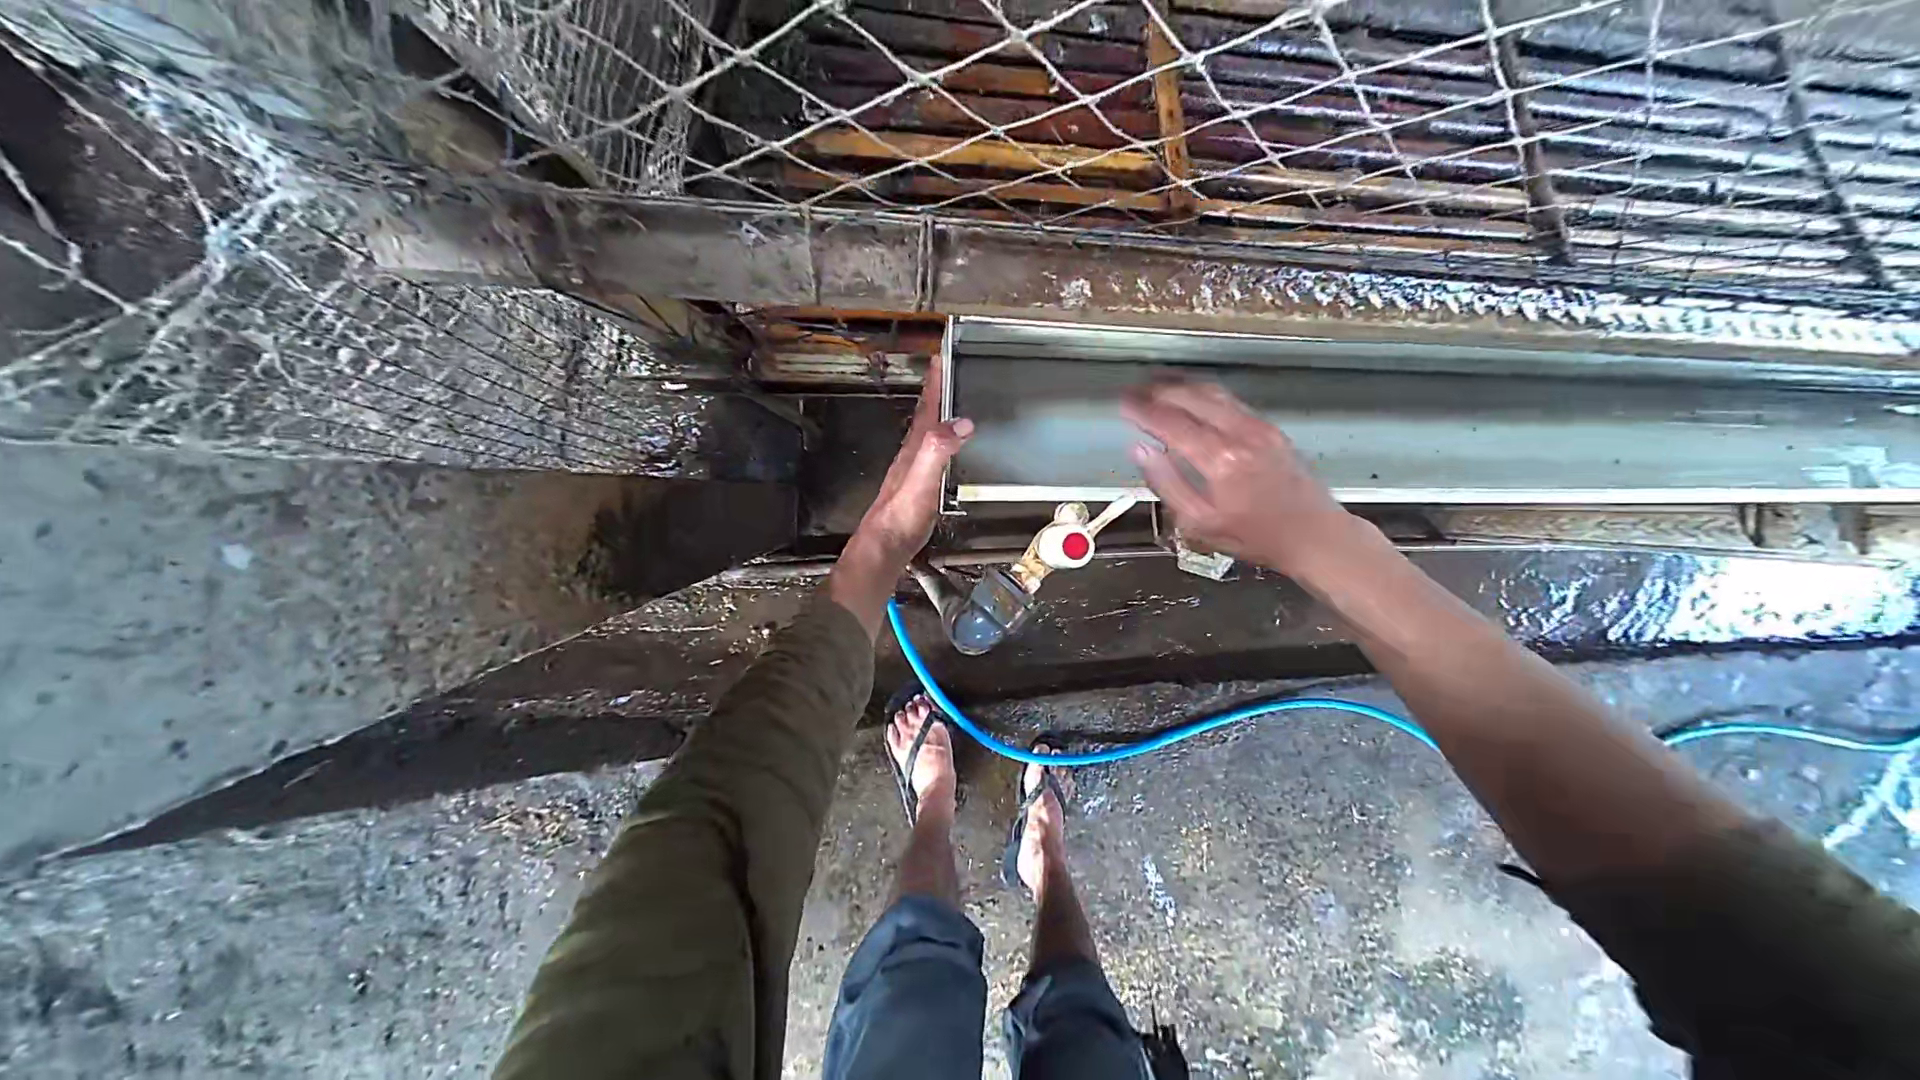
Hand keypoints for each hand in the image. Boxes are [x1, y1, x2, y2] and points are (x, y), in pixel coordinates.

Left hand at [850, 362, 972, 565]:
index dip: (934, 382)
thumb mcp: (922, 480)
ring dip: (939, 417)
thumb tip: (961, 422)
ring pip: (929, 435)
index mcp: (915, 448)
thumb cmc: (901, 517)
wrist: (884, 547)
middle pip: (926, 417)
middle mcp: (912, 455)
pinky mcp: (919, 488)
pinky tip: (947, 451)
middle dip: (937, 393)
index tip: (940, 357)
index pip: (926, 407)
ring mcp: (913, 471)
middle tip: (947, 373)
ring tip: (951, 405)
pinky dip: (942, 444)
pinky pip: (932, 455)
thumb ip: (938, 449)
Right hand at [1121, 379, 1350, 574]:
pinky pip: (1230, 401)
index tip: (1123, 404)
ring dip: (1181, 387)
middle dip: (1158, 391)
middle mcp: (1239, 434)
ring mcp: (1258, 427)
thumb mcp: (1198, 522)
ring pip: (1213, 393)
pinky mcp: (1270, 428)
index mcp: (1218, 459)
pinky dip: (1204, 393)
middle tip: (1135, 392)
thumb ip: (1166, 483)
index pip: (1170, 422)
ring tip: (1156, 386)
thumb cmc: (1253, 536)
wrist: (1313, 534)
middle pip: (1191, 397)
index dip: (1142, 410)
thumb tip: (1140, 450)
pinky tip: (1192, 398)